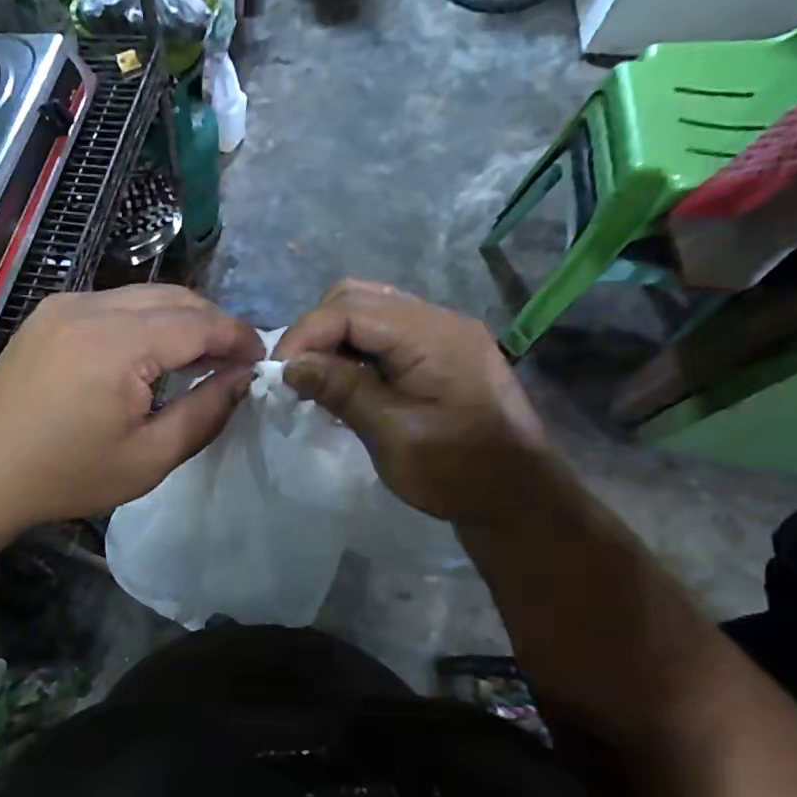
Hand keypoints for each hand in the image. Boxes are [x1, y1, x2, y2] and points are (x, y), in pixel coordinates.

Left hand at [0, 285, 263, 530]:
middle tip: (233, 360)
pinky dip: (144, 319)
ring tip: (197, 356)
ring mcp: (65, 304)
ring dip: (179, 318)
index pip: (199, 322)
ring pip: (144, 295)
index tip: (260, 359)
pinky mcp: (48, 313)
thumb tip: (243, 378)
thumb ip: (206, 412)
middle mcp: (91, 307)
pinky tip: (147, 353)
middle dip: (213, 322)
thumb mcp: (149, 457)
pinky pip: (113, 303)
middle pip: (174, 297)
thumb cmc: (67, 474)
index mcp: (118, 343)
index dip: (237, 336)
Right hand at [275, 279, 550, 523]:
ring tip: (318, 379)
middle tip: (298, 375)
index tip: (278, 373)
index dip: (305, 333)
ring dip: (336, 338)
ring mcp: (444, 332)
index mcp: (431, 334)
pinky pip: (388, 332)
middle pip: (358, 297)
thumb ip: (341, 389)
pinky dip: (358, 348)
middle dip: (318, 330)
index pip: (350, 309)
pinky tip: (348, 382)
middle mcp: (439, 319)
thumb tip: (290, 365)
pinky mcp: (443, 351)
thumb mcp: (392, 434)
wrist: (519, 499)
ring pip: (371, 310)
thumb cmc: (457, 471)